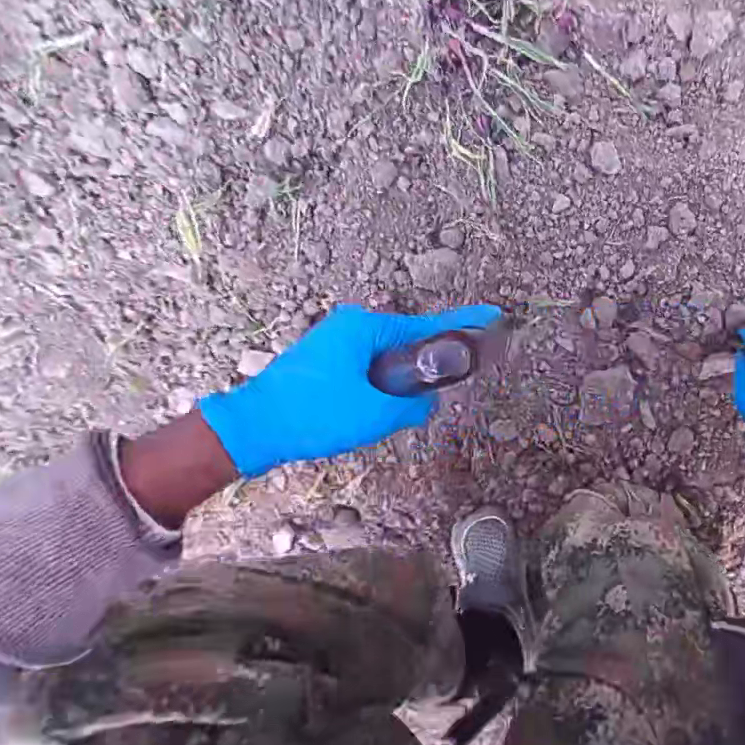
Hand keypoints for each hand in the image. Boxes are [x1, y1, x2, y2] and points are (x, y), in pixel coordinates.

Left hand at [199, 303, 502, 475]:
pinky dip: (384, 380)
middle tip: (459, 371)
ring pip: (388, 356)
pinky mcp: (325, 360)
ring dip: (404, 376)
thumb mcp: (375, 415)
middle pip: (408, 340)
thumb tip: (428, 404)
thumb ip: (413, 407)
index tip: (492, 316)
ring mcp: (336, 341)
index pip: (427, 325)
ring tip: (416, 399)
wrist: (252, 428)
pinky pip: (369, 365)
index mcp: (365, 328)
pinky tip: (388, 403)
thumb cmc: (313, 415)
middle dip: (432, 358)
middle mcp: (351, 326)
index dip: (463, 324)